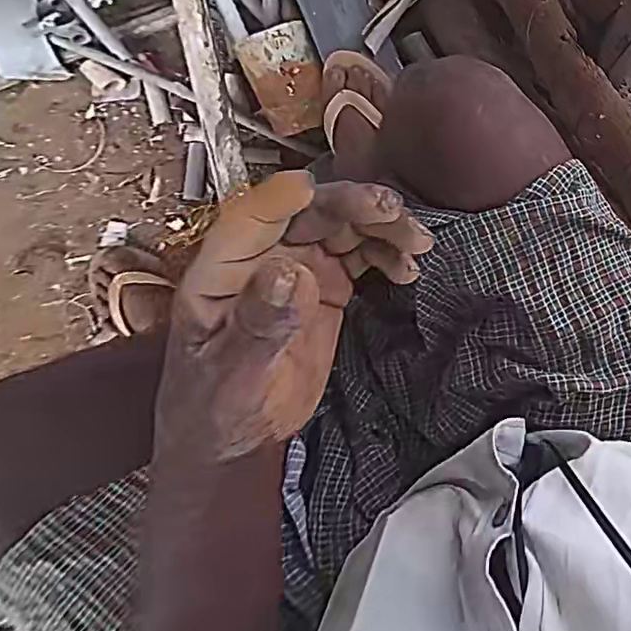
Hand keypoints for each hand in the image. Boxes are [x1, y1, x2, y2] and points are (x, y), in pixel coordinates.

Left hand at [155, 172, 432, 463]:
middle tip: (392, 213)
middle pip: (309, 212)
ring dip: (380, 225)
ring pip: (341, 225)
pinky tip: (406, 266)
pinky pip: (360, 253)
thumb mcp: (232, 378)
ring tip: (415, 240)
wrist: (238, 441)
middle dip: (352, 205)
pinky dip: (387, 252)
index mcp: (221, 272)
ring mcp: (297, 265)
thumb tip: (287, 273)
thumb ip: (259, 326)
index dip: (280, 199)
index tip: (311, 190)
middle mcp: (260, 258)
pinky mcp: (325, 282)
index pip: (250, 218)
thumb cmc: (215, 411)